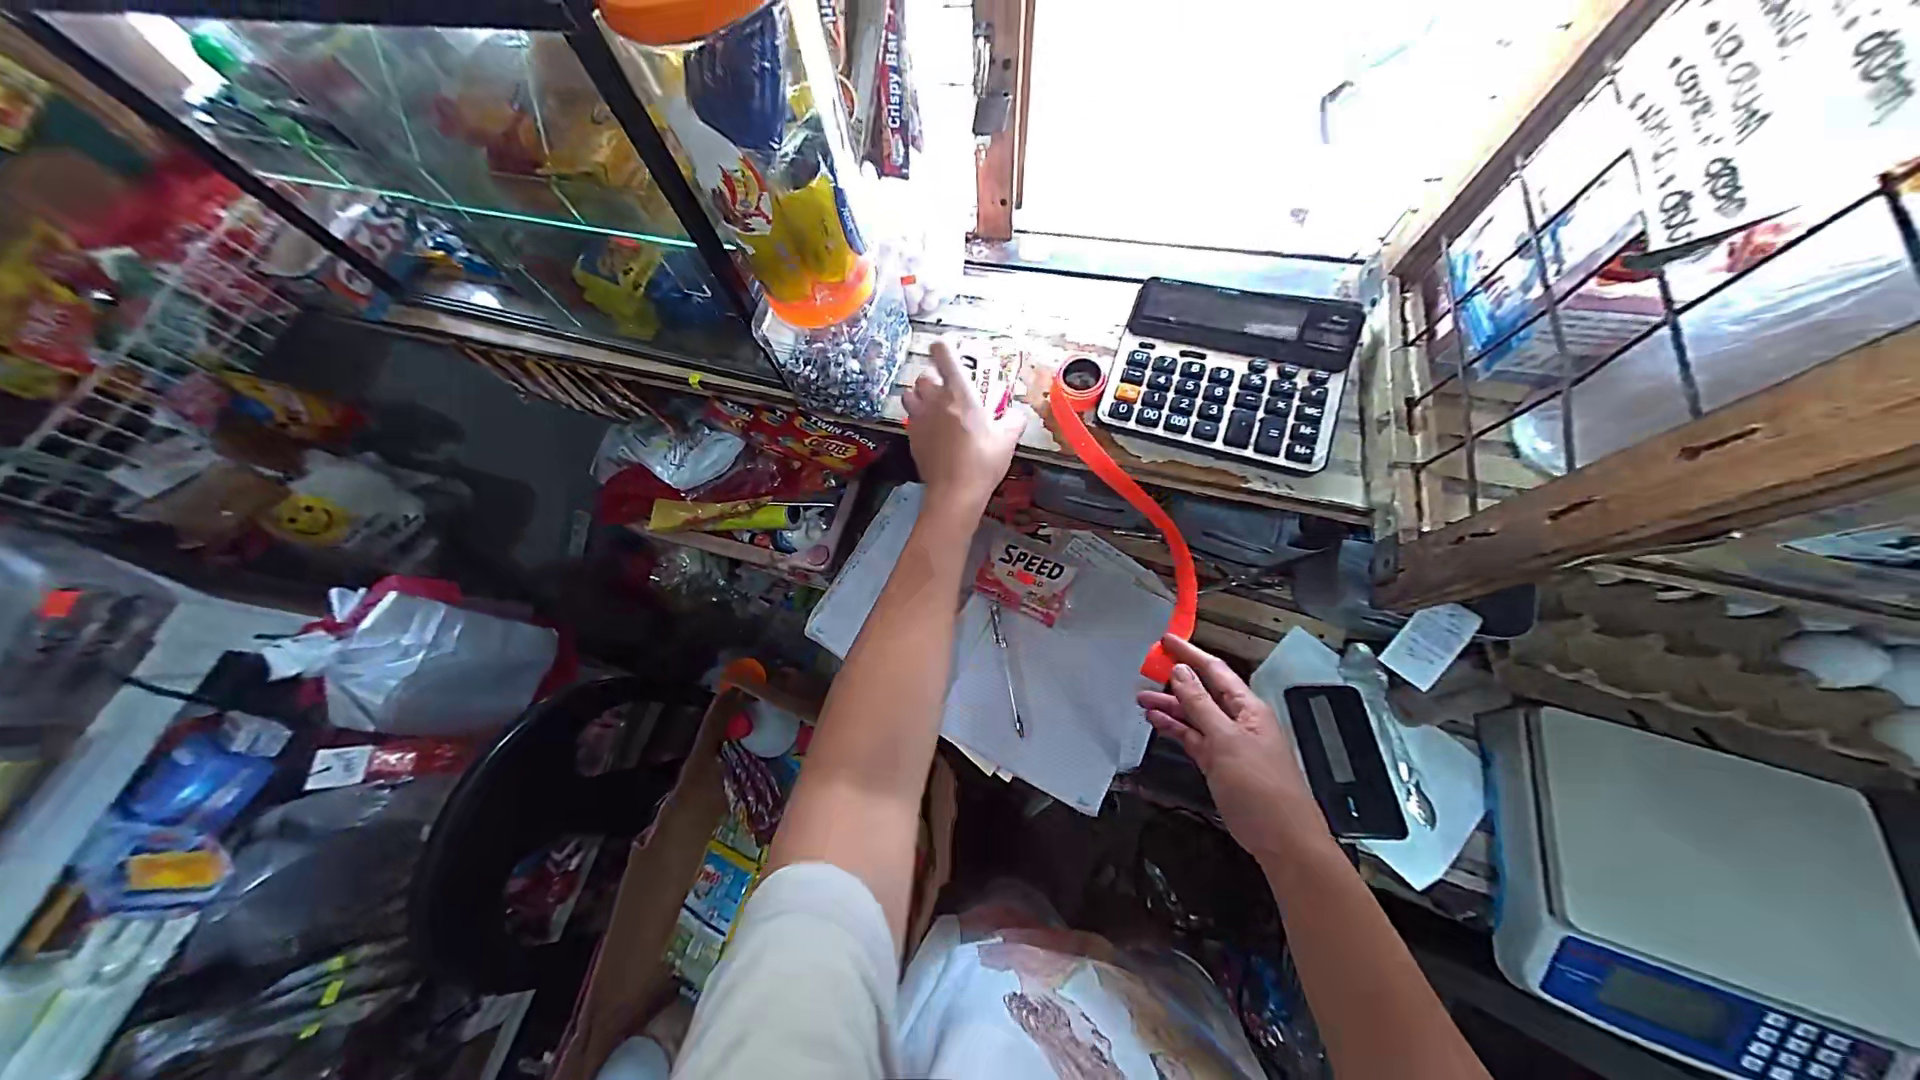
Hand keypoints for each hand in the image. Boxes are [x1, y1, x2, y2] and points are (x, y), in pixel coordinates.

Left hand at [902, 341, 1028, 517]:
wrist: (955, 492)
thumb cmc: (983, 462)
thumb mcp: (1008, 440)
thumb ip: (1014, 421)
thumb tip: (1017, 414)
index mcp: (960, 393)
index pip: (943, 353)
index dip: (944, 346)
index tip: (950, 350)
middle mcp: (936, 400)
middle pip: (924, 375)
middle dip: (934, 377)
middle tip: (948, 389)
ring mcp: (919, 418)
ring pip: (910, 393)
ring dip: (920, 395)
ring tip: (933, 406)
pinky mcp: (911, 436)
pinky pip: (910, 417)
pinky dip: (917, 418)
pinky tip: (931, 430)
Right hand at [1137, 634, 1330, 862]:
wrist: (1282, 839)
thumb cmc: (1260, 787)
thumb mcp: (1226, 740)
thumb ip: (1200, 704)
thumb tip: (1182, 672)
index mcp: (1248, 708)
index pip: (1216, 671)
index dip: (1190, 654)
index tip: (1167, 640)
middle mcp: (1239, 721)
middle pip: (1203, 692)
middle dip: (1175, 680)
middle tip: (1145, 669)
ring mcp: (1228, 743)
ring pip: (1195, 715)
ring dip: (1170, 706)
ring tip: (1141, 698)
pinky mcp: (1219, 764)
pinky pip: (1194, 737)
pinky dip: (1175, 728)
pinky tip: (1156, 721)